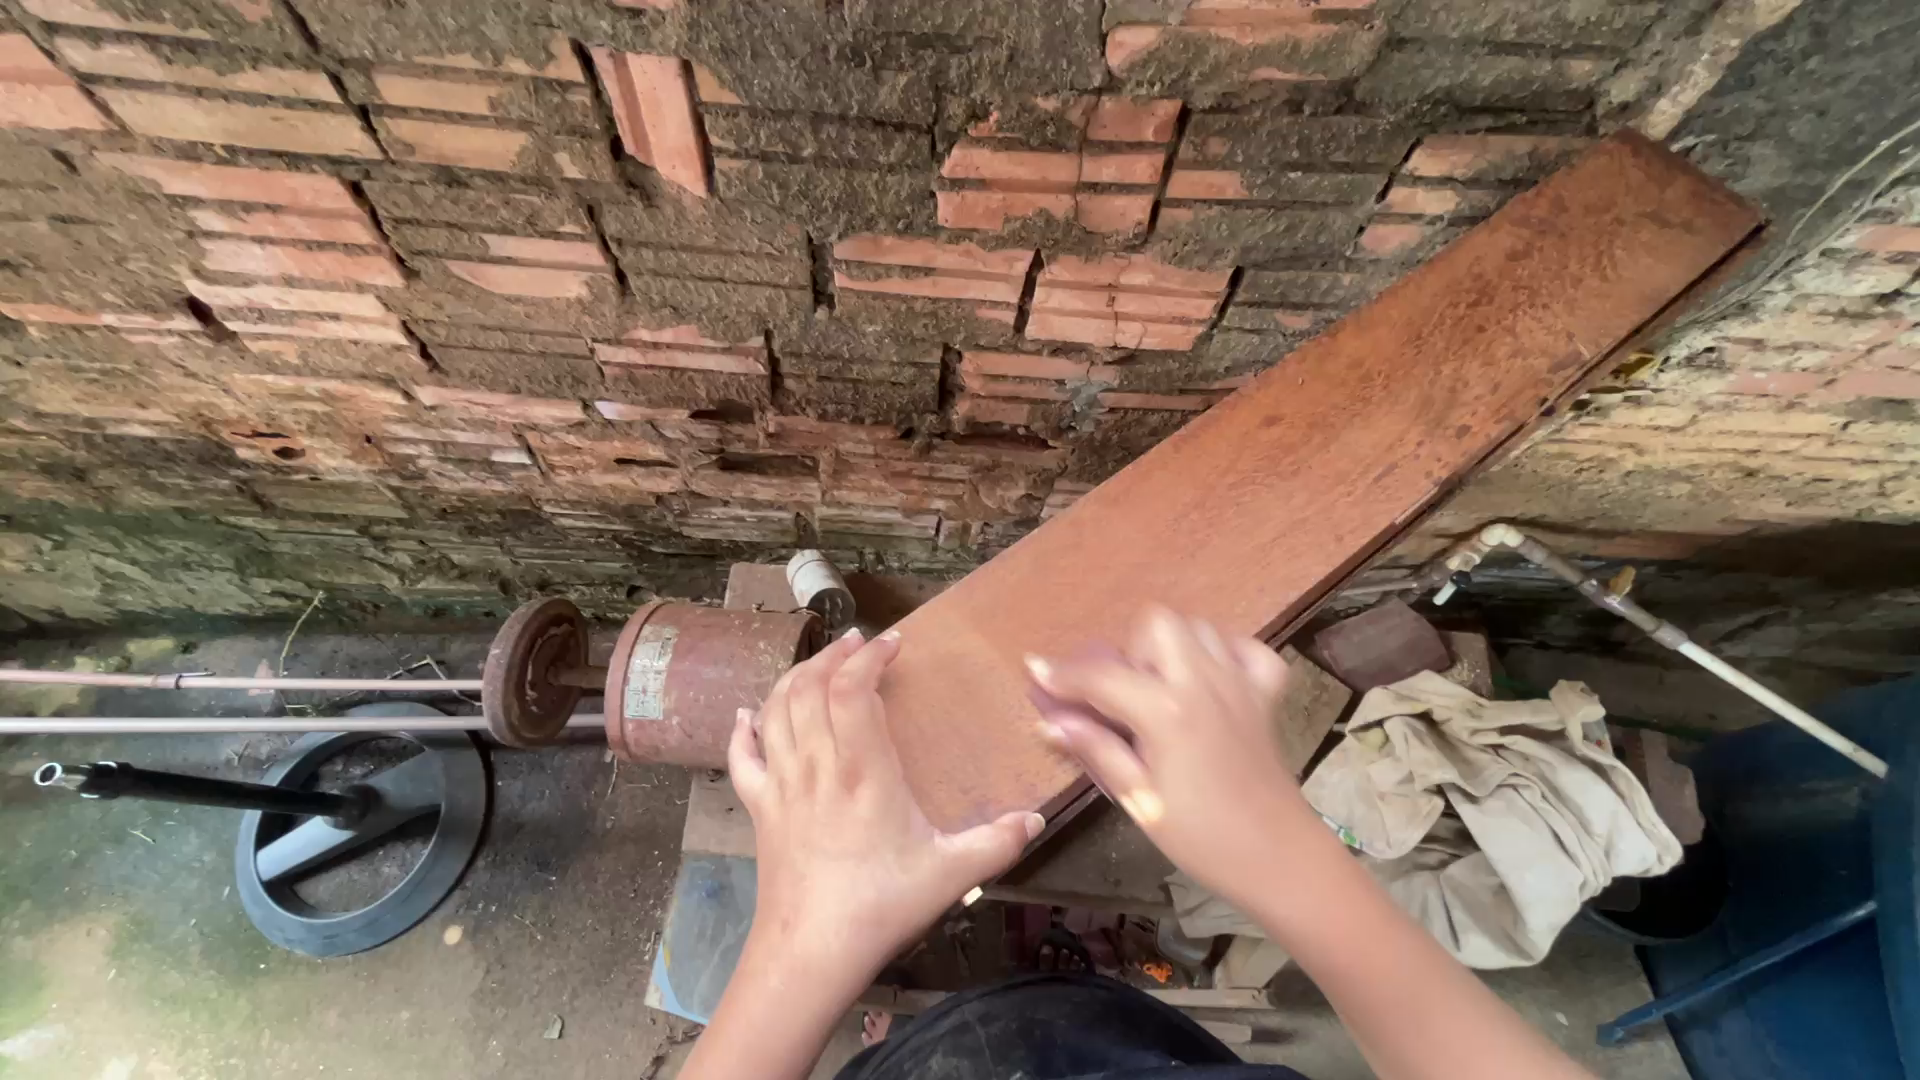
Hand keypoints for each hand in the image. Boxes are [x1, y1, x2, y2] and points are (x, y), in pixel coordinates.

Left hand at [729, 626, 1044, 985]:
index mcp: (862, 769)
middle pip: (810, 686)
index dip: (870, 657)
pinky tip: (748, 715)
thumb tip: (1038, 820)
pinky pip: (742, 757)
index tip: (892, 643)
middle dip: (833, 654)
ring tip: (819, 664)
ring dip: (796, 677)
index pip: (853, 689)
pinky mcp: (759, 808)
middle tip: (858, 642)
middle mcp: (816, 764)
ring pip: (776, 709)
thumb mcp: (949, 873)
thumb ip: (997, 842)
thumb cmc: (879, 907)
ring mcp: (781, 784)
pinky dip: (744, 729)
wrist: (809, 955)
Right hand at [1026, 606, 1320, 909]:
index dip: (1062, 674)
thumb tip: (1049, 722)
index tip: (1036, 670)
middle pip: (1157, 623)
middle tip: (1122, 693)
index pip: (1101, 676)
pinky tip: (1209, 681)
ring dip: (1171, 647)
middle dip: (1129, 648)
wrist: (1282, 861)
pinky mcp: (1266, 695)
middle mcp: (1203, 681)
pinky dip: (1225, 654)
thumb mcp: (1138, 798)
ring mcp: (1239, 683)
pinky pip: (1247, 650)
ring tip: (1160, 688)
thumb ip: (1096, 749)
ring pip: (1198, 628)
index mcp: (1166, 710)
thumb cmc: (1202, 838)